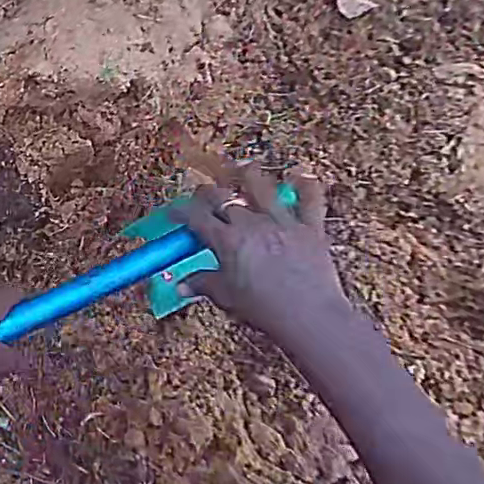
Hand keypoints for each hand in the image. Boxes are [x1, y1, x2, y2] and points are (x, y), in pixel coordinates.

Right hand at [169, 166, 351, 340]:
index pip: (196, 217)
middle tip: (202, 194)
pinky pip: (309, 202)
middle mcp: (252, 225)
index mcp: (227, 240)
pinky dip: (307, 187)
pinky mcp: (310, 230)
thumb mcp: (225, 296)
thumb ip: (202, 284)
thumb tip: (181, 285)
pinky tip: (302, 175)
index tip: (174, 212)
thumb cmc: (263, 308)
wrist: (308, 315)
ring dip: (250, 177)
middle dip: (209, 193)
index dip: (181, 211)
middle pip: (224, 198)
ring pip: (263, 190)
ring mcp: (282, 224)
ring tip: (244, 168)